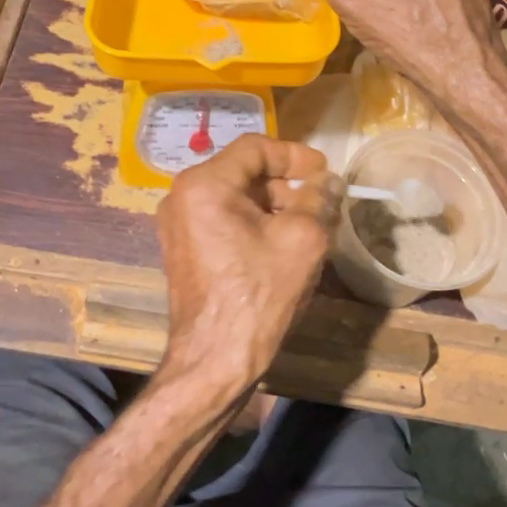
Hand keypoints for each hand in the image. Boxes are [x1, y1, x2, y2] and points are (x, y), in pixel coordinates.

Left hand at [155, 135, 342, 393]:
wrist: (216, 358)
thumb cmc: (260, 294)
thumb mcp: (303, 239)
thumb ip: (319, 199)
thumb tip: (329, 181)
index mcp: (204, 184)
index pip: (254, 148)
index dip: (294, 155)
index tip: (323, 171)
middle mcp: (181, 197)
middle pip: (242, 172)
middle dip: (285, 184)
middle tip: (320, 203)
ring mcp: (177, 225)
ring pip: (233, 197)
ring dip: (271, 205)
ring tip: (306, 227)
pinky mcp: (182, 250)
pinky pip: (221, 220)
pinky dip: (252, 224)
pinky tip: (280, 246)